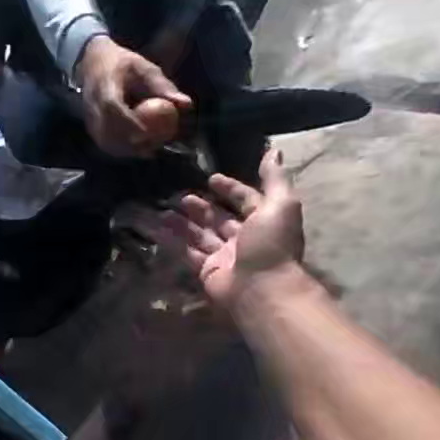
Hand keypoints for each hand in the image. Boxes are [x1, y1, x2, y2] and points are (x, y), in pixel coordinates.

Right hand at [76, 35, 191, 156]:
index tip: (148, 133)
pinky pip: (104, 143)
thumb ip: (163, 87)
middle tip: (153, 147)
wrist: (93, 65)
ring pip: (106, 141)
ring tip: (147, 151)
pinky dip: (120, 149)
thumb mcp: (145, 68)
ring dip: (126, 149)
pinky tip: (136, 150)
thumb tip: (187, 105)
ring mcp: (90, 119)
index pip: (114, 109)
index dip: (129, 123)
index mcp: (106, 89)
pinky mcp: (91, 127)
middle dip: (130, 142)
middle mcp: (94, 106)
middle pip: (108, 131)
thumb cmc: (122, 64)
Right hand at [157, 147, 305, 311]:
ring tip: (164, 210)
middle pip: (219, 218)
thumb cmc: (271, 244)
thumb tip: (274, 150)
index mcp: (264, 220)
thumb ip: (274, 179)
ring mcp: (224, 256)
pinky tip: (159, 230)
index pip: (246, 200)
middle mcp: (244, 238)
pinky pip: (188, 252)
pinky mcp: (207, 271)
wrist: (259, 288)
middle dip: (201, 206)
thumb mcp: (280, 205)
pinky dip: (174, 242)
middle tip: (180, 196)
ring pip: (201, 235)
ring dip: (184, 222)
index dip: (230, 189)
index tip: (211, 179)